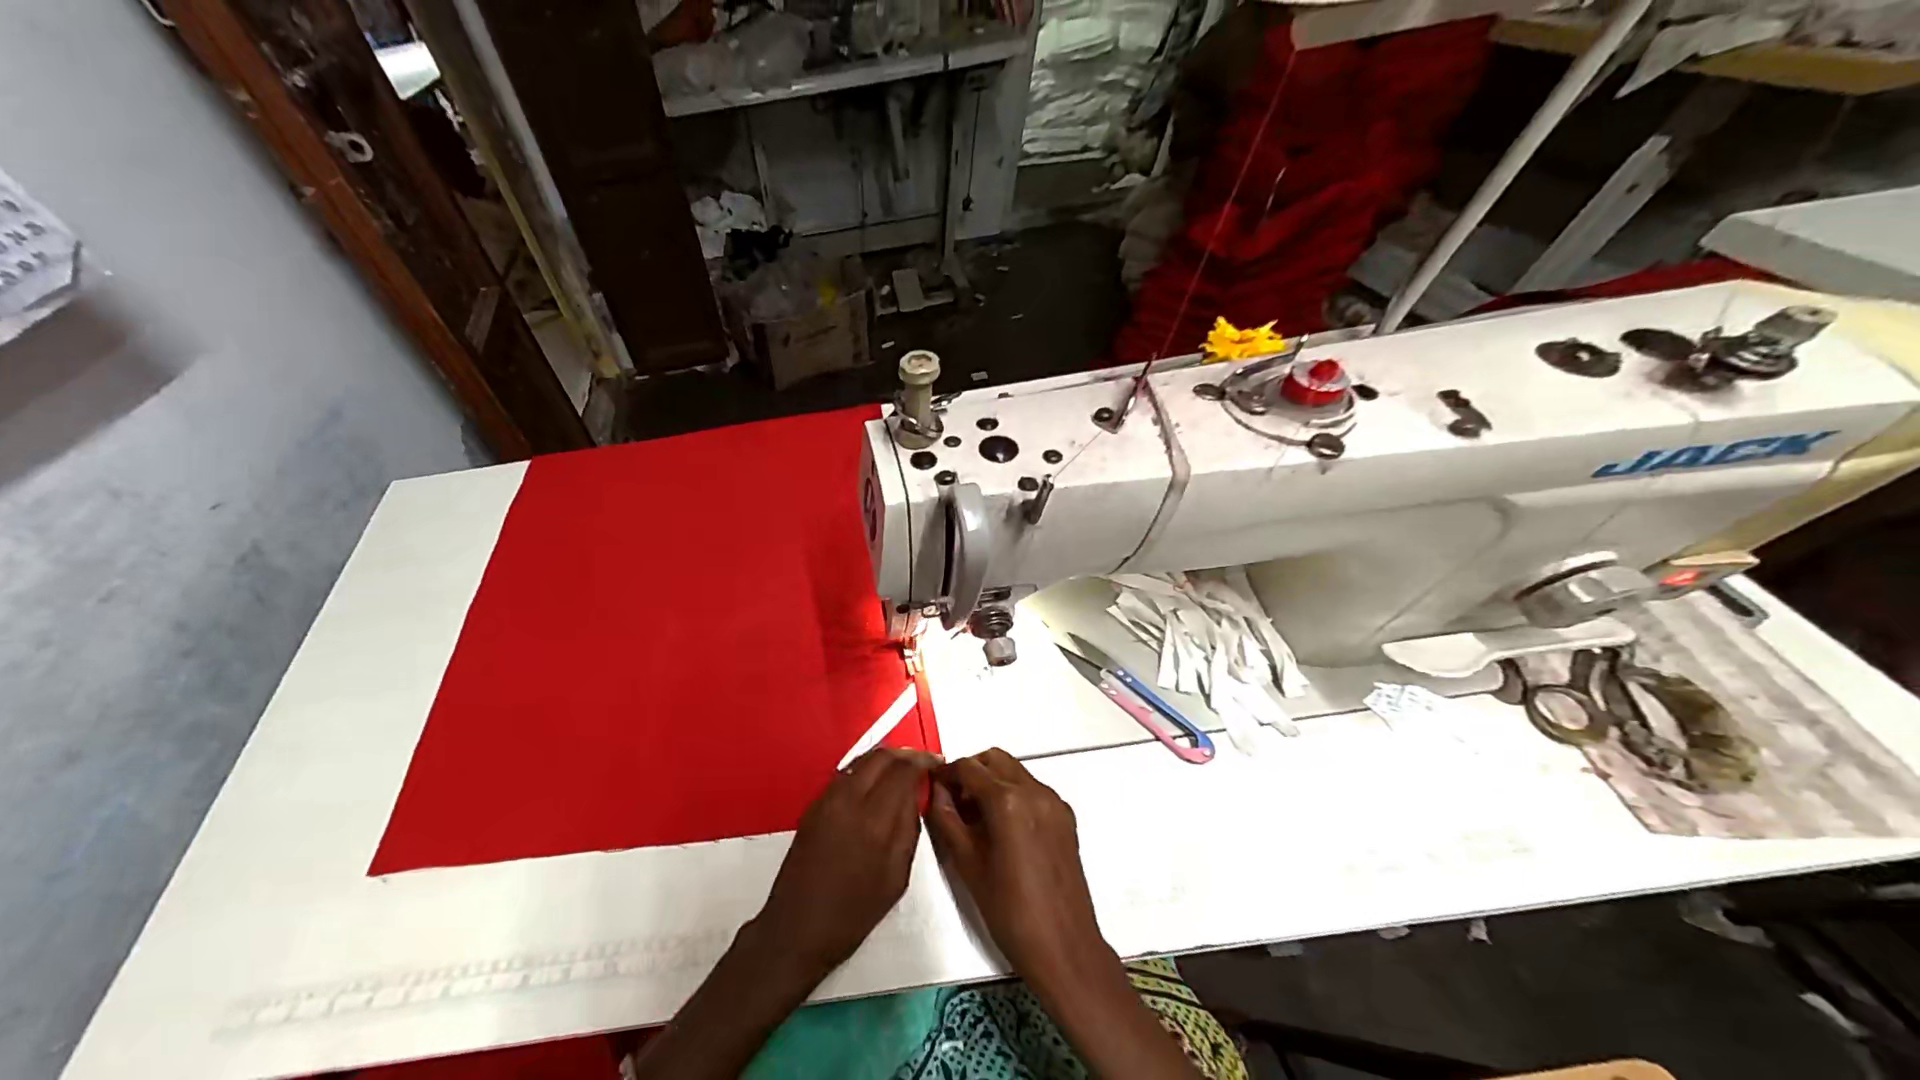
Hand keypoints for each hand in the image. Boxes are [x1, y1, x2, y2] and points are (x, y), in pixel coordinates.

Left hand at [752, 747, 940, 976]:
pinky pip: (845, 775)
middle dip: (905, 754)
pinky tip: (875, 786)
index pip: (903, 770)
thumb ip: (909, 828)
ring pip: (861, 761)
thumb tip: (915, 795)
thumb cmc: (854, 913)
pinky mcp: (812, 806)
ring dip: (884, 759)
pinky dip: (865, 771)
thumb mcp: (896, 876)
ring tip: (902, 771)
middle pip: (881, 756)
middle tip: (922, 763)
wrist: (797, 929)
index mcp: (874, 820)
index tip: (937, 763)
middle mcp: (848, 800)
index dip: (924, 761)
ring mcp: (826, 800)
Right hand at [924, 749, 1106, 982]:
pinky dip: (1013, 794)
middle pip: (995, 760)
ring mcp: (1054, 803)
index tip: (934, 786)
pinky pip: (1033, 790)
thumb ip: (946, 820)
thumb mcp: (966, 864)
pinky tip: (1001, 828)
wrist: (1062, 945)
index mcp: (1008, 801)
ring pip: (1016, 772)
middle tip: (953, 799)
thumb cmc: (1009, 911)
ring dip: (993, 781)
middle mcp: (1035, 792)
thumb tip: (936, 793)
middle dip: (971, 771)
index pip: (968, 767)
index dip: (946, 774)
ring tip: (975, 817)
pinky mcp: (1065, 817)